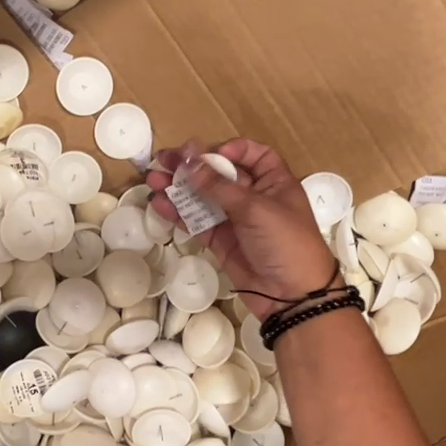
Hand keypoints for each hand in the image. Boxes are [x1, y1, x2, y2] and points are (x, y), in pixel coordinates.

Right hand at [147, 139, 337, 318]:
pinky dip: (178, 213)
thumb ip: (218, 185)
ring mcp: (235, 220)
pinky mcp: (221, 241)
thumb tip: (189, 158)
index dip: (232, 149)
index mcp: (274, 182)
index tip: (209, 154)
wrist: (292, 296)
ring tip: (152, 180)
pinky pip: (197, 222)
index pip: (253, 155)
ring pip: (203, 197)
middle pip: (220, 174)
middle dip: (192, 167)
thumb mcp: (255, 208)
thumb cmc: (285, 242)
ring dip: (179, 188)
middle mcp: (254, 197)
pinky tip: (160, 205)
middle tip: (163, 161)